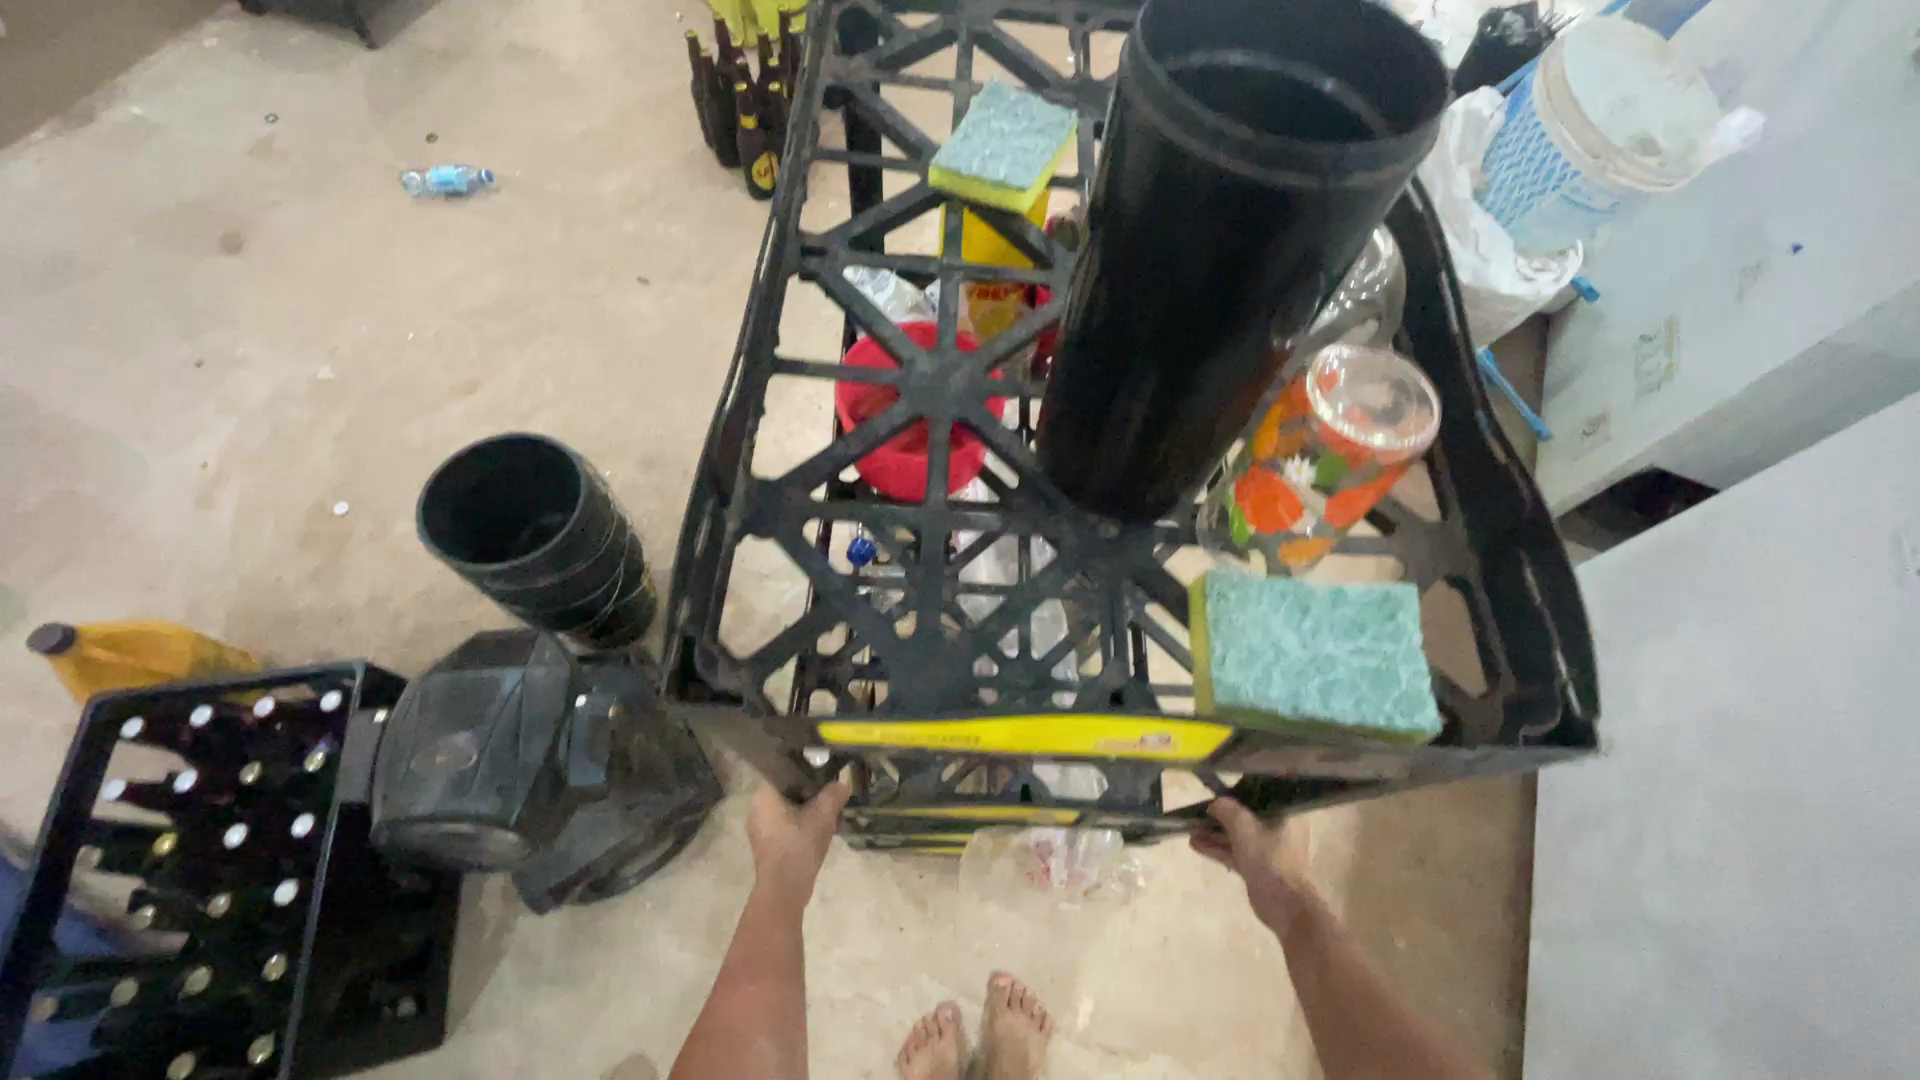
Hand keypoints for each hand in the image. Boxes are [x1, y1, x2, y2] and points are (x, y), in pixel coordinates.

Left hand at [747, 779, 850, 903]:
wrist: (784, 889)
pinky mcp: (766, 846)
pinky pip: (786, 827)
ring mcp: (760, 830)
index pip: (785, 773)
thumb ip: (833, 795)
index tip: (825, 775)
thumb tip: (843, 783)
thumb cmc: (799, 845)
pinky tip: (819, 832)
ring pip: (788, 811)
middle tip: (831, 795)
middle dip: (810, 795)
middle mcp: (756, 809)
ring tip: (830, 814)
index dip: (807, 772)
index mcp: (764, 796)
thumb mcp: (823, 816)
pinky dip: (802, 827)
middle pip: (788, 793)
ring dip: (807, 812)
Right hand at [1189, 797, 1314, 934]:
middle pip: (1245, 817)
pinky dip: (1217, 848)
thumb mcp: (1244, 826)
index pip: (1258, 797)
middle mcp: (1279, 829)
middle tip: (1198, 812)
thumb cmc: (1269, 858)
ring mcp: (1268, 850)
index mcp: (1285, 815)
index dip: (1236, 794)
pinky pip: (1234, 852)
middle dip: (1220, 815)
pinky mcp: (1257, 867)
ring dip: (1214, 832)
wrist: (1285, 905)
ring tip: (1189, 827)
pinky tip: (1194, 844)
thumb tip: (1214, 804)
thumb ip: (1226, 809)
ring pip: (1237, 836)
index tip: (1216, 794)